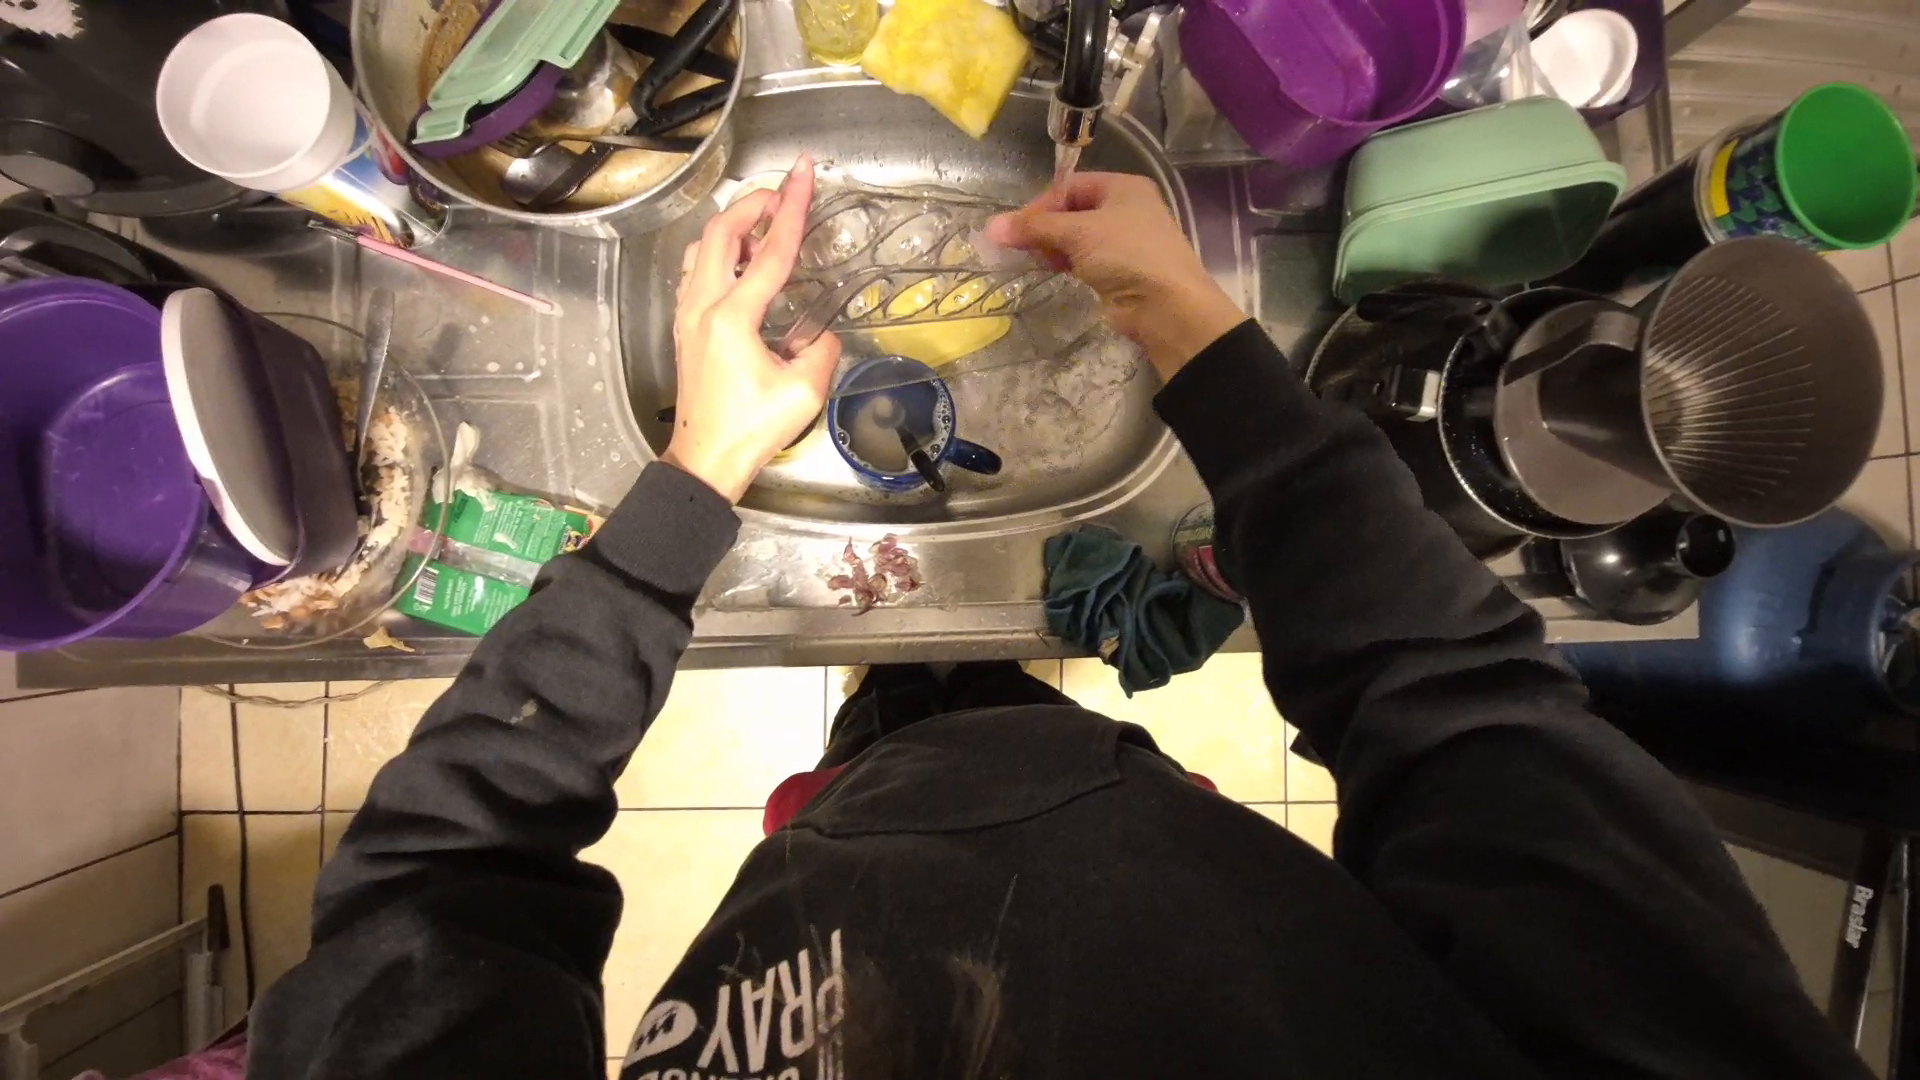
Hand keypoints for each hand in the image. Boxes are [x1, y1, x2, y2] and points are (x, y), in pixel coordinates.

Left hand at [664, 154, 842, 502]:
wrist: (706, 458)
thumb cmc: (752, 429)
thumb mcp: (804, 392)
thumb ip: (821, 350)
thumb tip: (820, 333)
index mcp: (733, 318)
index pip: (770, 252)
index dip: (792, 209)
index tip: (803, 174)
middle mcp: (702, 306)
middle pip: (721, 232)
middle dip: (753, 204)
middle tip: (781, 194)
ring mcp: (686, 315)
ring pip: (702, 248)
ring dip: (732, 228)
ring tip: (762, 229)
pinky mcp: (684, 328)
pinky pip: (696, 272)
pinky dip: (719, 254)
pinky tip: (739, 267)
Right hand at [985, 172, 1244, 379]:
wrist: (1165, 306)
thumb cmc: (1127, 255)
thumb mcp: (1079, 233)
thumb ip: (1035, 229)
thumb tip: (990, 228)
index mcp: (1123, 188)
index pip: (1070, 186)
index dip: (1041, 205)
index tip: (1016, 228)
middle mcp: (1125, 210)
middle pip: (1072, 212)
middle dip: (1045, 228)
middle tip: (1023, 247)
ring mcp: (1122, 242)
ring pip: (1076, 238)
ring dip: (1054, 247)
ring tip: (1038, 261)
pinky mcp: (1118, 272)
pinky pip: (1084, 260)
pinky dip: (1067, 263)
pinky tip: (1055, 272)